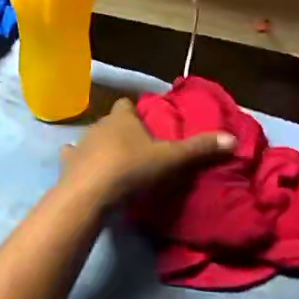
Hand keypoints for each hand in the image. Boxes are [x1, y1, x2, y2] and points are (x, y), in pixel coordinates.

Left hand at [59, 97, 234, 204]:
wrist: (90, 193)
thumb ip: (199, 148)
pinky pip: (72, 157)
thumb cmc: (131, 169)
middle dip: (120, 130)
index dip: (136, 110)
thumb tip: (232, 138)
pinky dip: (79, 161)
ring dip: (100, 146)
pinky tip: (85, 169)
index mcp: (121, 119)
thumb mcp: (171, 159)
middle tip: (136, 146)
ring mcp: (79, 144)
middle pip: (109, 122)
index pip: (127, 104)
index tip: (146, 119)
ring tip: (114, 161)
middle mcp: (97, 126)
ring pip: (91, 139)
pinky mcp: (66, 164)